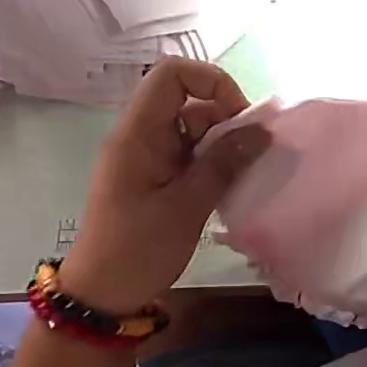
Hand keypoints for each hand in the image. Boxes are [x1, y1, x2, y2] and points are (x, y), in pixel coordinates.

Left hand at [60, 60, 268, 314]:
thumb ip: (224, 164)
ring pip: (194, 131)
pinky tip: (232, 185)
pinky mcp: (157, 178)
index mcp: (138, 134)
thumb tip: (262, 131)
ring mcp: (149, 158)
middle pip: (188, 102)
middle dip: (227, 119)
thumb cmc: (139, 249)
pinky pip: (190, 155)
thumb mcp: (187, 206)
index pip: (171, 75)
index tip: (241, 117)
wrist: (104, 292)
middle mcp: (142, 137)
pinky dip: (214, 164)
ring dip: (224, 145)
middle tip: (255, 153)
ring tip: (248, 173)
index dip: (211, 82)